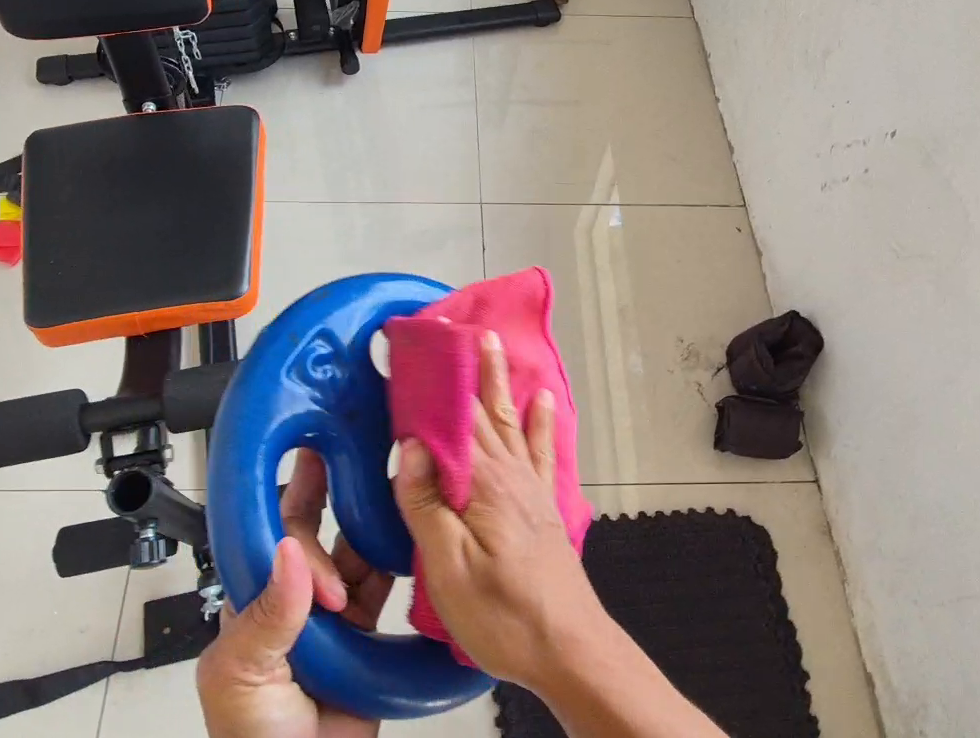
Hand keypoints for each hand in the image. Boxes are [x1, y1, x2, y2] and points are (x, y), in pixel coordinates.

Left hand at [197, 451, 391, 737]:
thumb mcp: (243, 678)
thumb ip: (266, 618)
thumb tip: (289, 554)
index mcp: (253, 599)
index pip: (272, 534)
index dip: (296, 507)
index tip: (317, 480)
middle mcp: (290, 598)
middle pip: (309, 530)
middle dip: (326, 489)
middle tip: (342, 447)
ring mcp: (329, 613)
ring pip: (351, 549)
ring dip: (365, 524)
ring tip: (383, 487)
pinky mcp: (362, 630)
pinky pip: (379, 582)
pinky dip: (393, 560)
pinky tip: (403, 537)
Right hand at [391, 332, 609, 689]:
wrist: (570, 650)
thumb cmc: (504, 615)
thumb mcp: (448, 568)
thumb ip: (426, 503)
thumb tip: (410, 444)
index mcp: (481, 483)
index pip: (448, 419)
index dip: (427, 382)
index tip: (409, 347)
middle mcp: (508, 473)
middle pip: (478, 410)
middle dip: (459, 368)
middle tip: (444, 329)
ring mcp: (529, 487)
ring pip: (509, 419)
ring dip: (497, 380)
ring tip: (489, 343)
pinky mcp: (543, 505)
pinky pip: (540, 449)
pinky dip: (540, 421)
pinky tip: (543, 400)